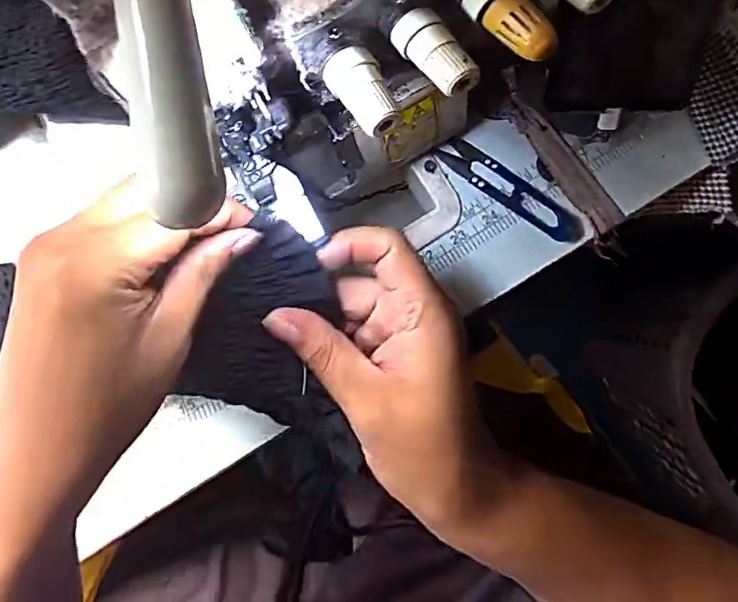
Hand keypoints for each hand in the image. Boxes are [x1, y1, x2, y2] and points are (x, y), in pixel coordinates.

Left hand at [0, 177, 261, 515]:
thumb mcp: (168, 340)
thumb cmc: (92, 417)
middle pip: (147, 188)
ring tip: (188, 253)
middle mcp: (62, 241)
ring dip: (163, 212)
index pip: (175, 205)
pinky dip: (133, 225)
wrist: (29, 458)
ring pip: (124, 196)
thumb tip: (238, 236)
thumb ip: (204, 272)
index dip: (219, 211)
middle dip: (192, 204)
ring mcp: (46, 245)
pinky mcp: (40, 254)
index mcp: (95, 262)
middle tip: (224, 236)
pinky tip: (151, 258)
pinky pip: (100, 217)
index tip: (245, 226)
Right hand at [260, 227, 511, 540]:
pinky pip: (358, 329)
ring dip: (324, 321)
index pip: (389, 247)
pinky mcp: (395, 349)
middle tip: (280, 313)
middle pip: (362, 279)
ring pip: (354, 306)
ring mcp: (404, 330)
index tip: (311, 265)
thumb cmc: (426, 451)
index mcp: (421, 310)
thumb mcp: (366, 399)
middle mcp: (414, 310)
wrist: (460, 494)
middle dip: (321, 295)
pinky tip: (305, 351)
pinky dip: (333, 339)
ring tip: (286, 335)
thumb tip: (277, 315)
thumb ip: (321, 350)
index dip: (350, 244)